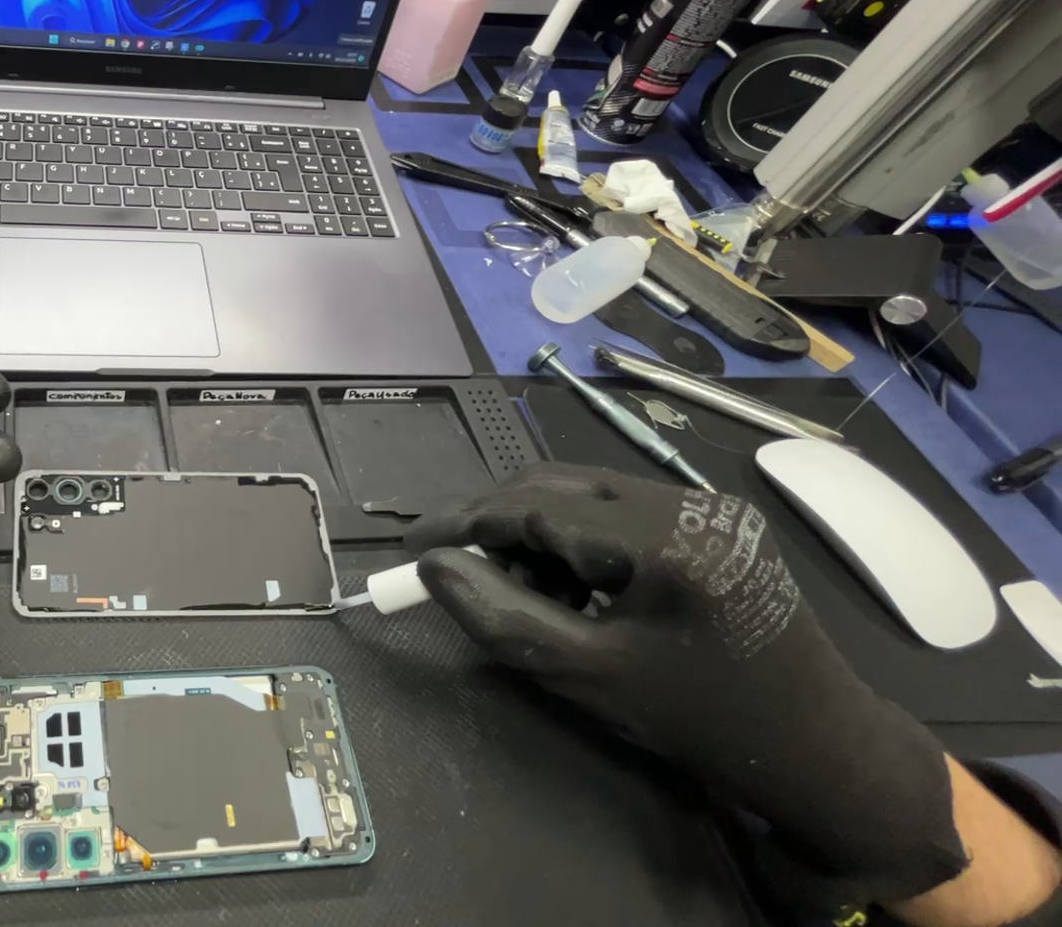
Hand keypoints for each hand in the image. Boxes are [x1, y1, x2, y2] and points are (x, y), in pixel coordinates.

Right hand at [407, 463, 967, 902]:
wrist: (821, 750)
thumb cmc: (699, 720)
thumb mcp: (583, 675)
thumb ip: (498, 614)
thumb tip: (434, 565)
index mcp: (665, 543)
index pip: (535, 504)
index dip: (464, 521)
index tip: (413, 544)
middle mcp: (685, 502)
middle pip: (551, 483)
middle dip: (493, 522)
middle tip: (456, 566)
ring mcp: (702, 504)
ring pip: (577, 489)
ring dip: (530, 530)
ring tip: (523, 589)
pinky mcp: (706, 517)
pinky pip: (610, 506)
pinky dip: (570, 538)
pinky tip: (570, 585)